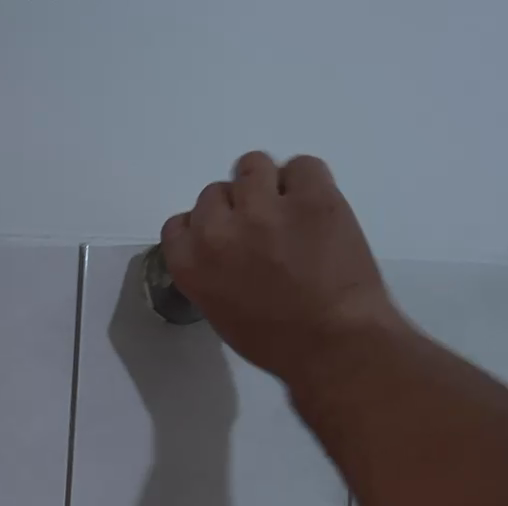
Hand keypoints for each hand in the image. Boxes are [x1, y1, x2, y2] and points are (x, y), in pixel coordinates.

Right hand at [160, 152, 403, 377]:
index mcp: (189, 264)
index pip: (178, 223)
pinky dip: (304, 178)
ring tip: (283, 201)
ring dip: (264, 179)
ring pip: (252, 165)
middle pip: (214, 193)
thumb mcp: (216, 307)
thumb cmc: (268, 337)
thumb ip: (208, 270)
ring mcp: (265, 210)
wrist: (329, 339)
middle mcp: (217, 232)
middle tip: (258, 223)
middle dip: (233, 204)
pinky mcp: (314, 197)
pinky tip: (311, 202)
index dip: (201, 226)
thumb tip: (224, 247)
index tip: (219, 235)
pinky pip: (302, 164)